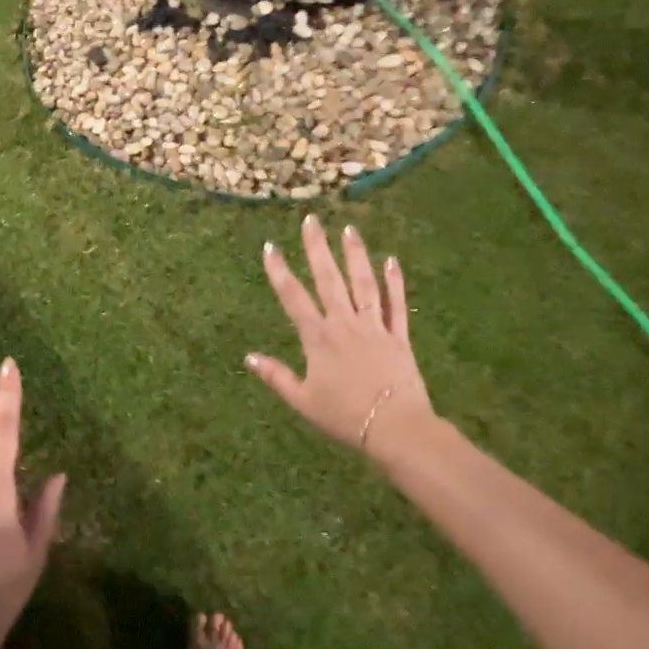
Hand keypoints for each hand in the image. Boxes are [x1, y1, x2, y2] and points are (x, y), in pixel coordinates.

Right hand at [246, 216, 434, 452]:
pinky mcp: (399, 337)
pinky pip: (396, 305)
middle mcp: (345, 324)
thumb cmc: (345, 417)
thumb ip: (276, 377)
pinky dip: (395, 282)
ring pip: (364, 284)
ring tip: (349, 229)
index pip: (293, 297)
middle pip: (329, 279)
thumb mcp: (303, 401)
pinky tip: (391, 261)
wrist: (396, 428)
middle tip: (311, 220)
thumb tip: (249, 357)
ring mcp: (375, 328)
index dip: (279, 271)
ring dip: (355, 255)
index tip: (270, 246)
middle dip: (318, 248)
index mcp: (318, 338)